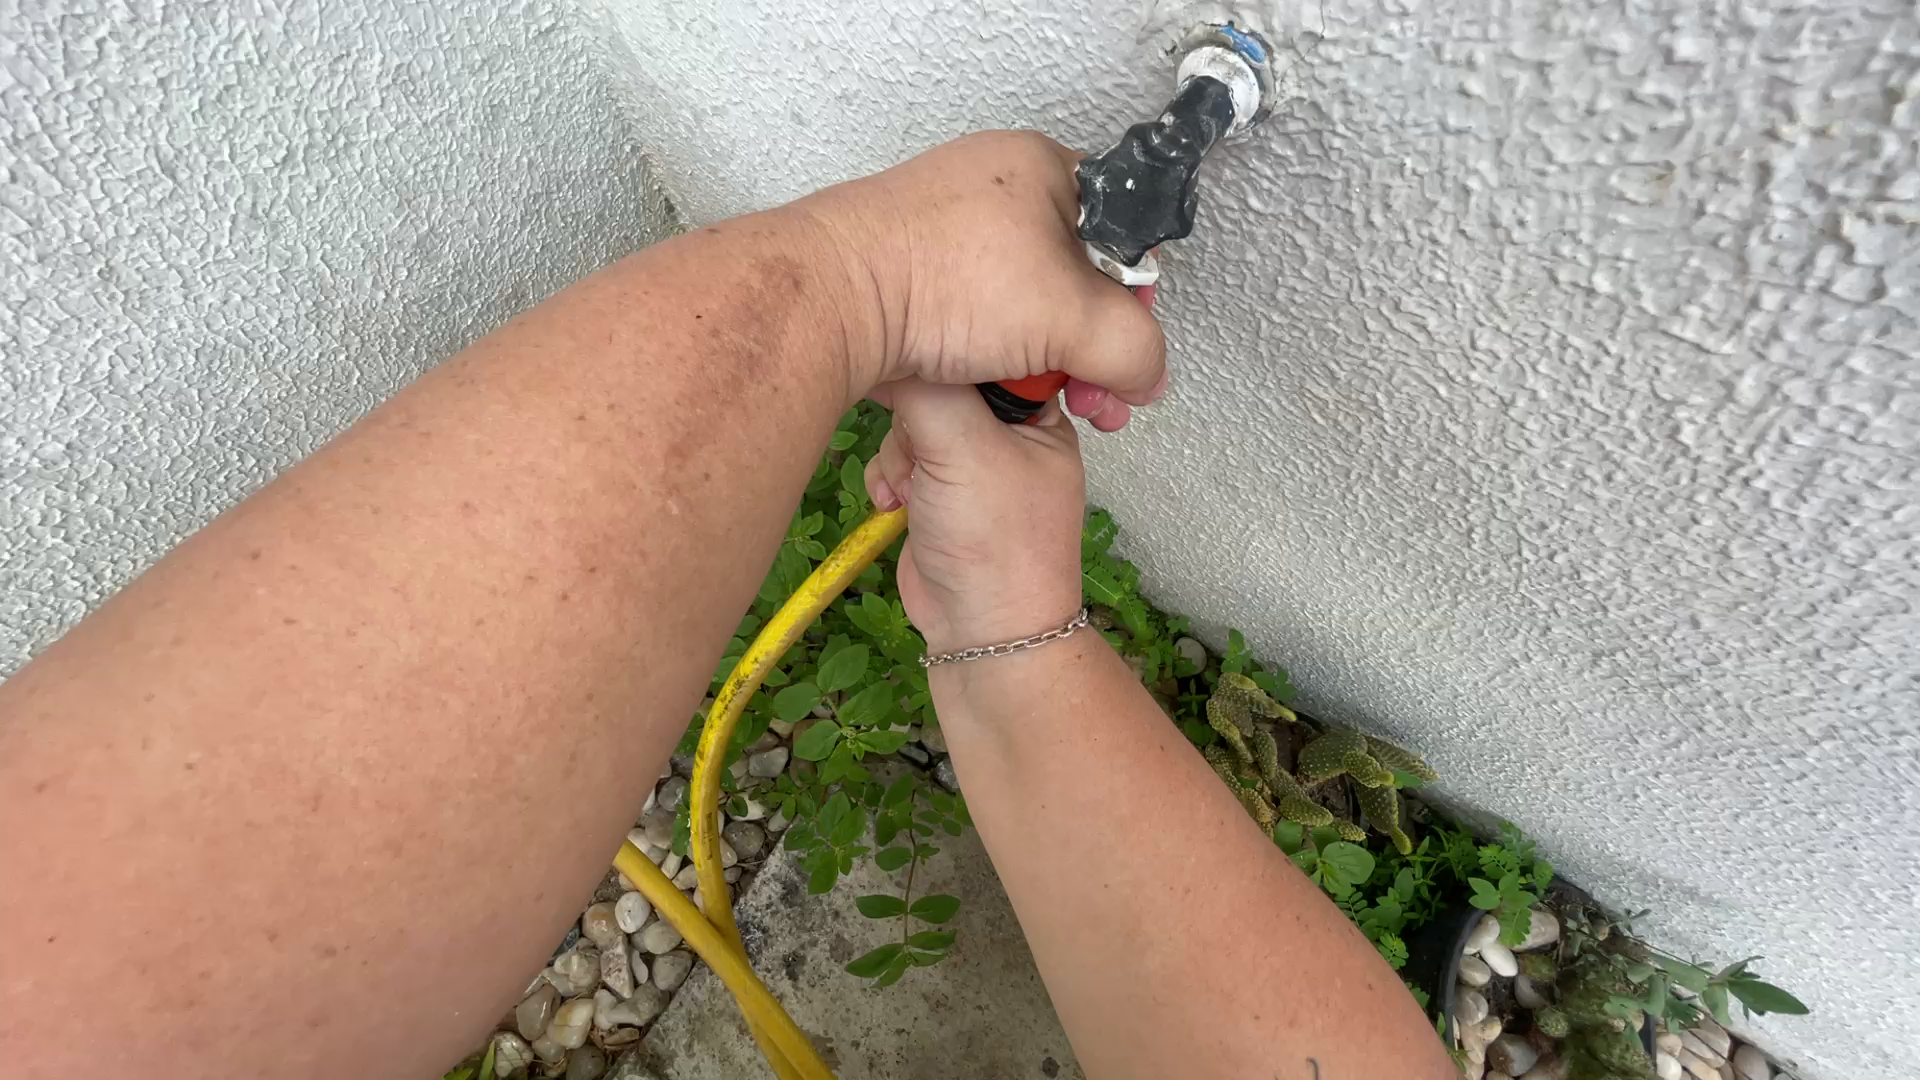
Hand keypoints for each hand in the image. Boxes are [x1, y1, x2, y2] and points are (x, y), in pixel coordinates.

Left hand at [798, 131, 1166, 424]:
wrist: (837, 305)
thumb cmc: (944, 281)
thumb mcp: (1068, 315)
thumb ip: (1132, 349)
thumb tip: (1147, 380)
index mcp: (1045, 170)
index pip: (1120, 239)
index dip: (1131, 304)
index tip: (1121, 352)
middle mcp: (998, 192)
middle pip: (1072, 280)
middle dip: (1085, 346)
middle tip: (1084, 390)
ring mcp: (953, 232)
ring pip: (1025, 306)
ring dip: (1040, 357)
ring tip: (1030, 391)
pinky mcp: (920, 273)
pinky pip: (981, 318)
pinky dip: (994, 354)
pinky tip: (989, 380)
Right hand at [863, 381, 1085, 656]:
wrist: (982, 630)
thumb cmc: (994, 538)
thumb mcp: (966, 449)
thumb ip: (928, 391)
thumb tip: (893, 354)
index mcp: (1035, 417)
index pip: (986, 356)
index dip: (948, 361)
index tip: (917, 373)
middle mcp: (1005, 437)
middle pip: (940, 390)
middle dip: (915, 424)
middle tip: (921, 456)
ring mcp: (968, 467)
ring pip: (912, 425)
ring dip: (898, 456)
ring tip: (909, 491)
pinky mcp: (936, 493)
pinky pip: (899, 461)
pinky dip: (890, 480)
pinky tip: (892, 505)